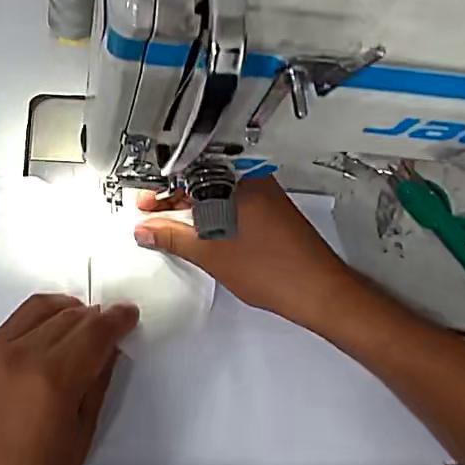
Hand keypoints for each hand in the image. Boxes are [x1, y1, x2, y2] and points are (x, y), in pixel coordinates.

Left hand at [0, 294, 137, 464]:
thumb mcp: (80, 439)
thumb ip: (95, 386)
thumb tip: (106, 353)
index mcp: (52, 379)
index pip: (93, 332)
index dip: (116, 320)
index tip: (128, 314)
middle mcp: (20, 356)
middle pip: (67, 317)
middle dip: (94, 317)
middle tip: (110, 323)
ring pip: (36, 310)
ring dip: (64, 310)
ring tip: (80, 322)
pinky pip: (11, 325)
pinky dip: (35, 321)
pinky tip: (46, 335)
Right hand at [133, 176, 360, 324]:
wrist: (320, 292)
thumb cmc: (276, 270)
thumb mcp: (211, 253)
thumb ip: (172, 237)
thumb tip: (146, 230)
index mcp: (240, 179)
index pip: (189, 172)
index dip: (160, 188)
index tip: (144, 202)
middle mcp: (254, 179)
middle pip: (202, 179)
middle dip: (173, 198)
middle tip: (150, 214)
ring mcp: (264, 194)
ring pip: (216, 192)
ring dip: (191, 207)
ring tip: (169, 225)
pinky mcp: (270, 210)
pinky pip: (231, 202)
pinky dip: (211, 213)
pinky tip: (198, 230)